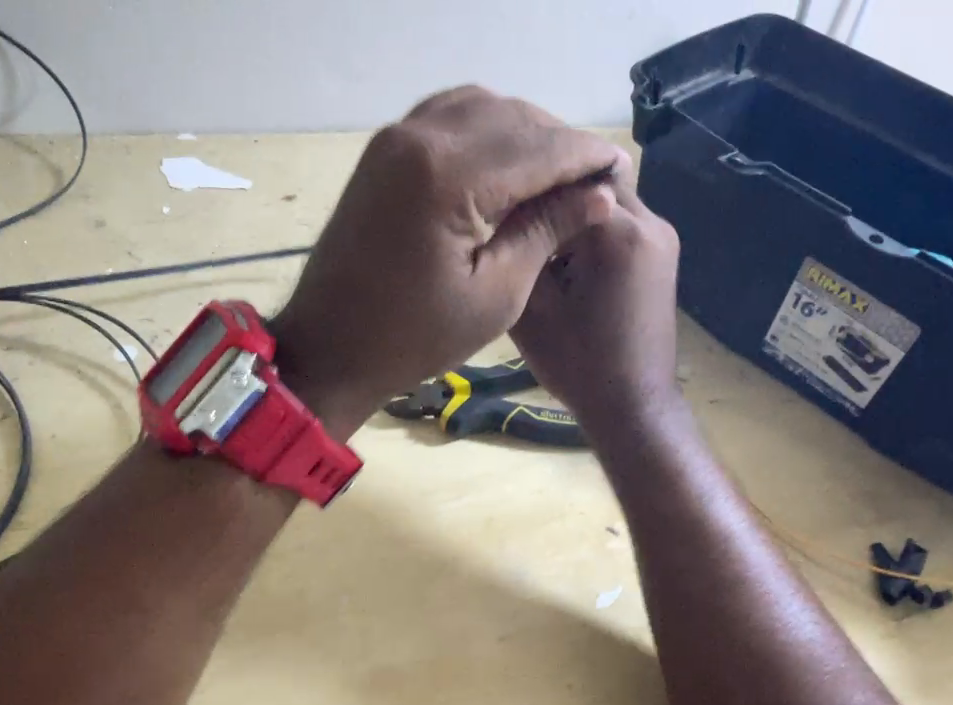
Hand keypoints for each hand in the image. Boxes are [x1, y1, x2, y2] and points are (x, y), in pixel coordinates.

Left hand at [272, 87, 620, 431]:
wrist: (331, 347)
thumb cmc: (416, 339)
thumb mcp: (496, 295)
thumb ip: (546, 232)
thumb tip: (599, 195)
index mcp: (450, 175)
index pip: (539, 148)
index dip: (586, 156)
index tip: (621, 170)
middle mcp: (421, 136)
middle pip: (513, 117)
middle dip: (559, 143)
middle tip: (593, 179)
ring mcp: (396, 138)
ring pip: (481, 108)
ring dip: (524, 133)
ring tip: (555, 174)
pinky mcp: (384, 151)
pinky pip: (448, 118)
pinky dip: (486, 131)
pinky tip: (507, 165)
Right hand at [511, 174, 682, 432]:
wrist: (633, 408)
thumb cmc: (579, 366)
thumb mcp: (532, 309)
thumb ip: (521, 248)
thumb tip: (503, 205)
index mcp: (620, 231)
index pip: (567, 171)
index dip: (529, 178)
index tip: (498, 191)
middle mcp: (651, 222)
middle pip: (592, 179)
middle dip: (553, 191)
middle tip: (513, 211)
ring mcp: (661, 238)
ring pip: (606, 199)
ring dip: (572, 211)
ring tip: (534, 235)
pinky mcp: (660, 256)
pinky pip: (619, 223)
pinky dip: (590, 230)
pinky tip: (562, 257)